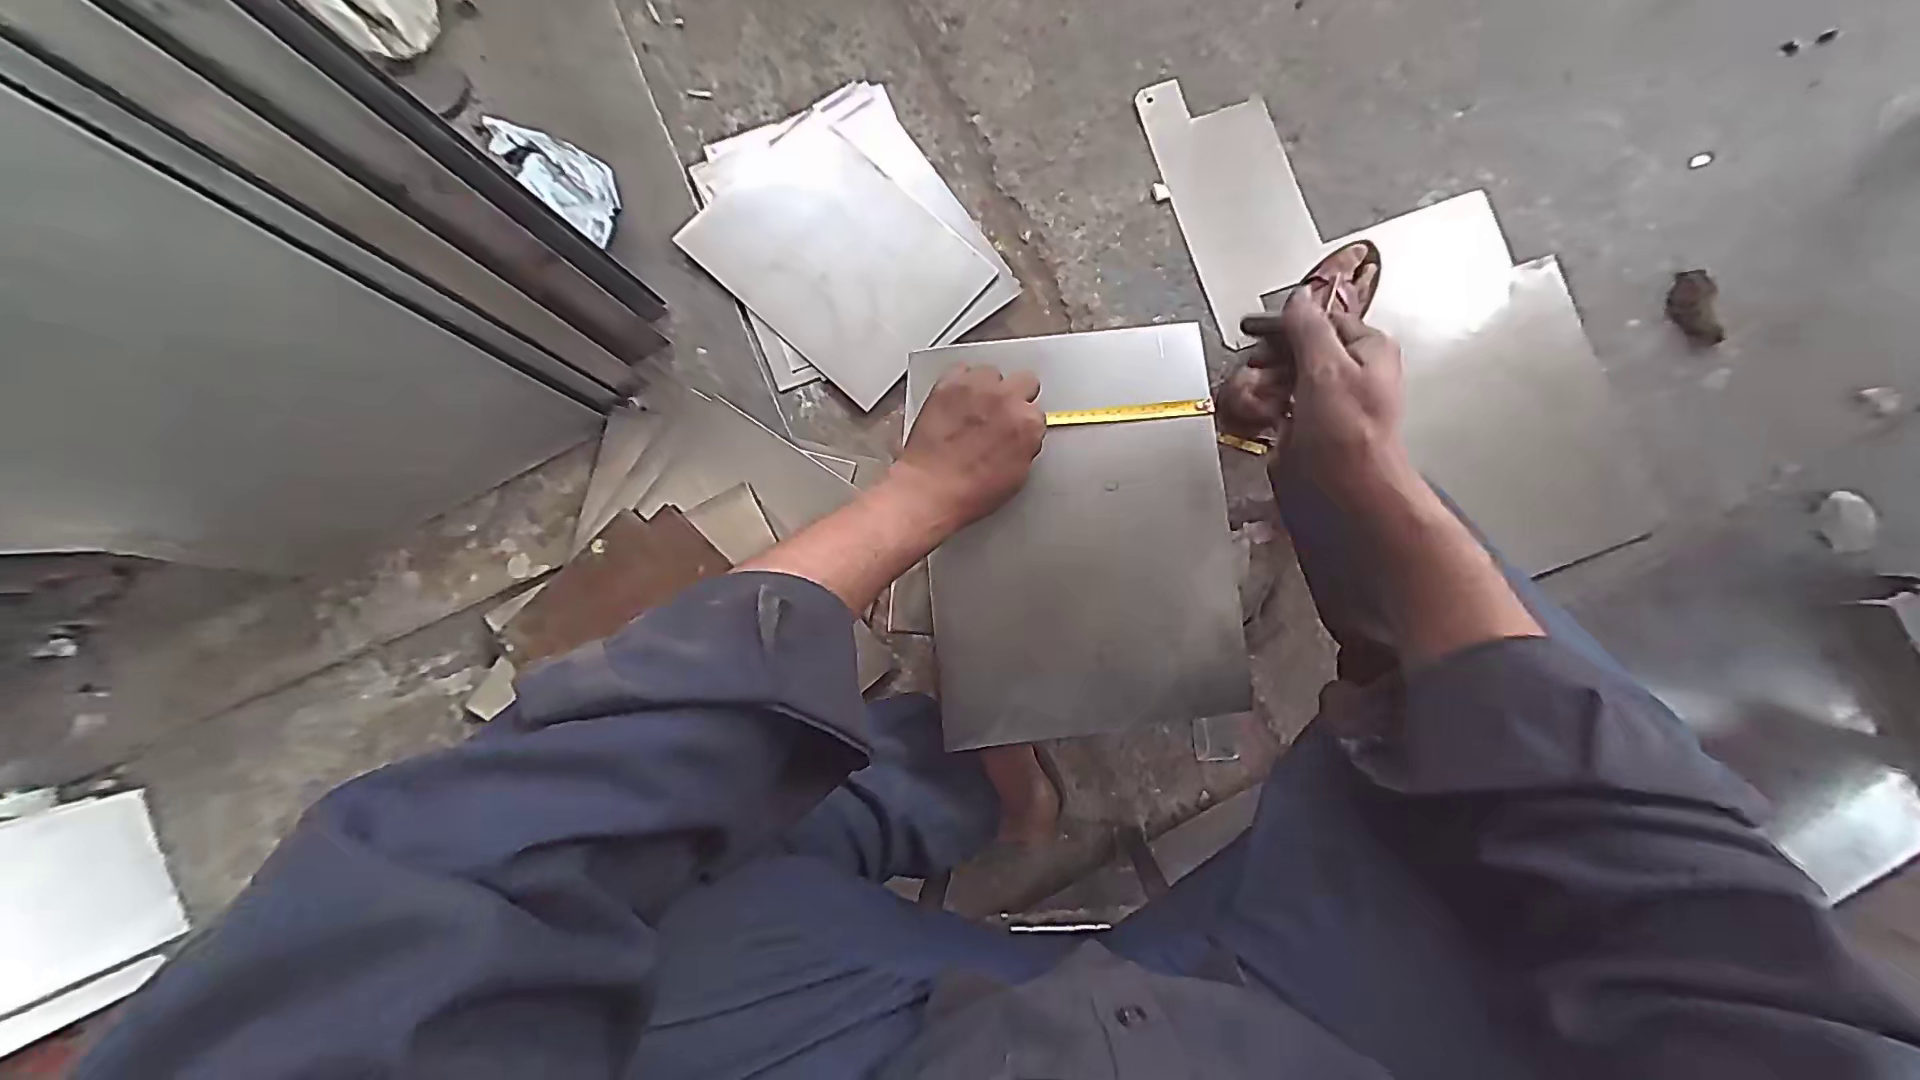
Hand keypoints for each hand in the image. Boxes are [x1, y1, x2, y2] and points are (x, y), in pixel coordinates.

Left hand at [888, 364, 1044, 530]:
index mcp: (1028, 423)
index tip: (1015, 429)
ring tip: (975, 407)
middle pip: (1025, 380)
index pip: (1037, 412)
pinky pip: (961, 370)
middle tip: (1001, 414)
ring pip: (992, 372)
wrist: (931, 489)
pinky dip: (960, 382)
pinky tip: (956, 401)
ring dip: (987, 387)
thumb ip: (1026, 446)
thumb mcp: (1016, 476)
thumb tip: (1023, 438)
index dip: (1024, 422)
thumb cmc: (970, 491)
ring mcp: (977, 388)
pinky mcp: (949, 384)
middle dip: (1016, 396)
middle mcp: (1006, 399)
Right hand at [1227, 286, 1407, 489]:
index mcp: (1362, 349)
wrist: (1343, 492)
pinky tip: (1261, 423)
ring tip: (1263, 411)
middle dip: (1266, 368)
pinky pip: (1265, 405)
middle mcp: (1340, 372)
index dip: (1287, 332)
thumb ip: (1309, 328)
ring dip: (1256, 392)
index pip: (1316, 321)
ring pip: (1270, 378)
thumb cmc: (1349, 436)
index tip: (1265, 345)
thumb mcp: (1329, 368)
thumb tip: (1298, 298)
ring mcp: (1316, 400)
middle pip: (1286, 350)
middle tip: (1265, 384)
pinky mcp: (1295, 426)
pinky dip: (1256, 412)